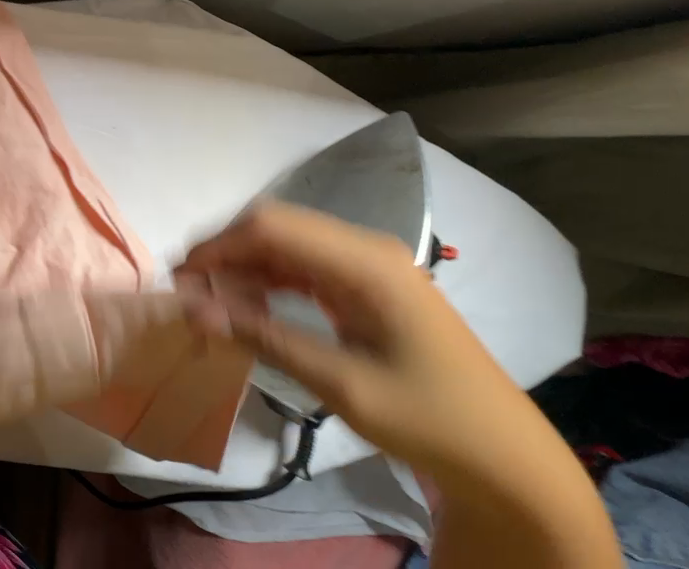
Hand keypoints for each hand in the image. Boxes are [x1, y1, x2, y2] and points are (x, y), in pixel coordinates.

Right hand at [175, 198, 519, 473]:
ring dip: (242, 267)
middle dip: (225, 254)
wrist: (507, 461)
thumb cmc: (430, 420)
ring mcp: (369, 266)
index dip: (218, 247)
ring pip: (283, 244)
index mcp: (367, 264)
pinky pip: (302, 266)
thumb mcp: (340, 383)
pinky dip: (267, 280)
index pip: (271, 227)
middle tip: (190, 294)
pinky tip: (248, 307)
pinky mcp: (366, 286)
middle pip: (274, 227)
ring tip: (211, 303)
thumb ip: (263, 337)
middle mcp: (367, 250)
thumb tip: (192, 308)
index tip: (181, 282)